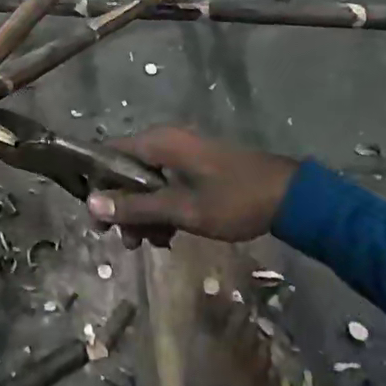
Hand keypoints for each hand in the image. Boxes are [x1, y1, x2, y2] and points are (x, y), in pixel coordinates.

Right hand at [85, 127, 298, 247]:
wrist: (294, 198)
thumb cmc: (234, 199)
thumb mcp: (181, 209)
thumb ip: (136, 207)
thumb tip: (91, 204)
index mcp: (156, 142)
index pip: (107, 154)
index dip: (96, 183)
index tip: (98, 216)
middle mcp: (163, 141)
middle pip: (126, 171)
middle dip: (124, 206)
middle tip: (128, 241)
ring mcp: (181, 152)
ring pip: (146, 181)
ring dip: (144, 212)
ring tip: (151, 243)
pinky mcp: (196, 165)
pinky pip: (165, 183)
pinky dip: (162, 207)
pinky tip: (169, 235)